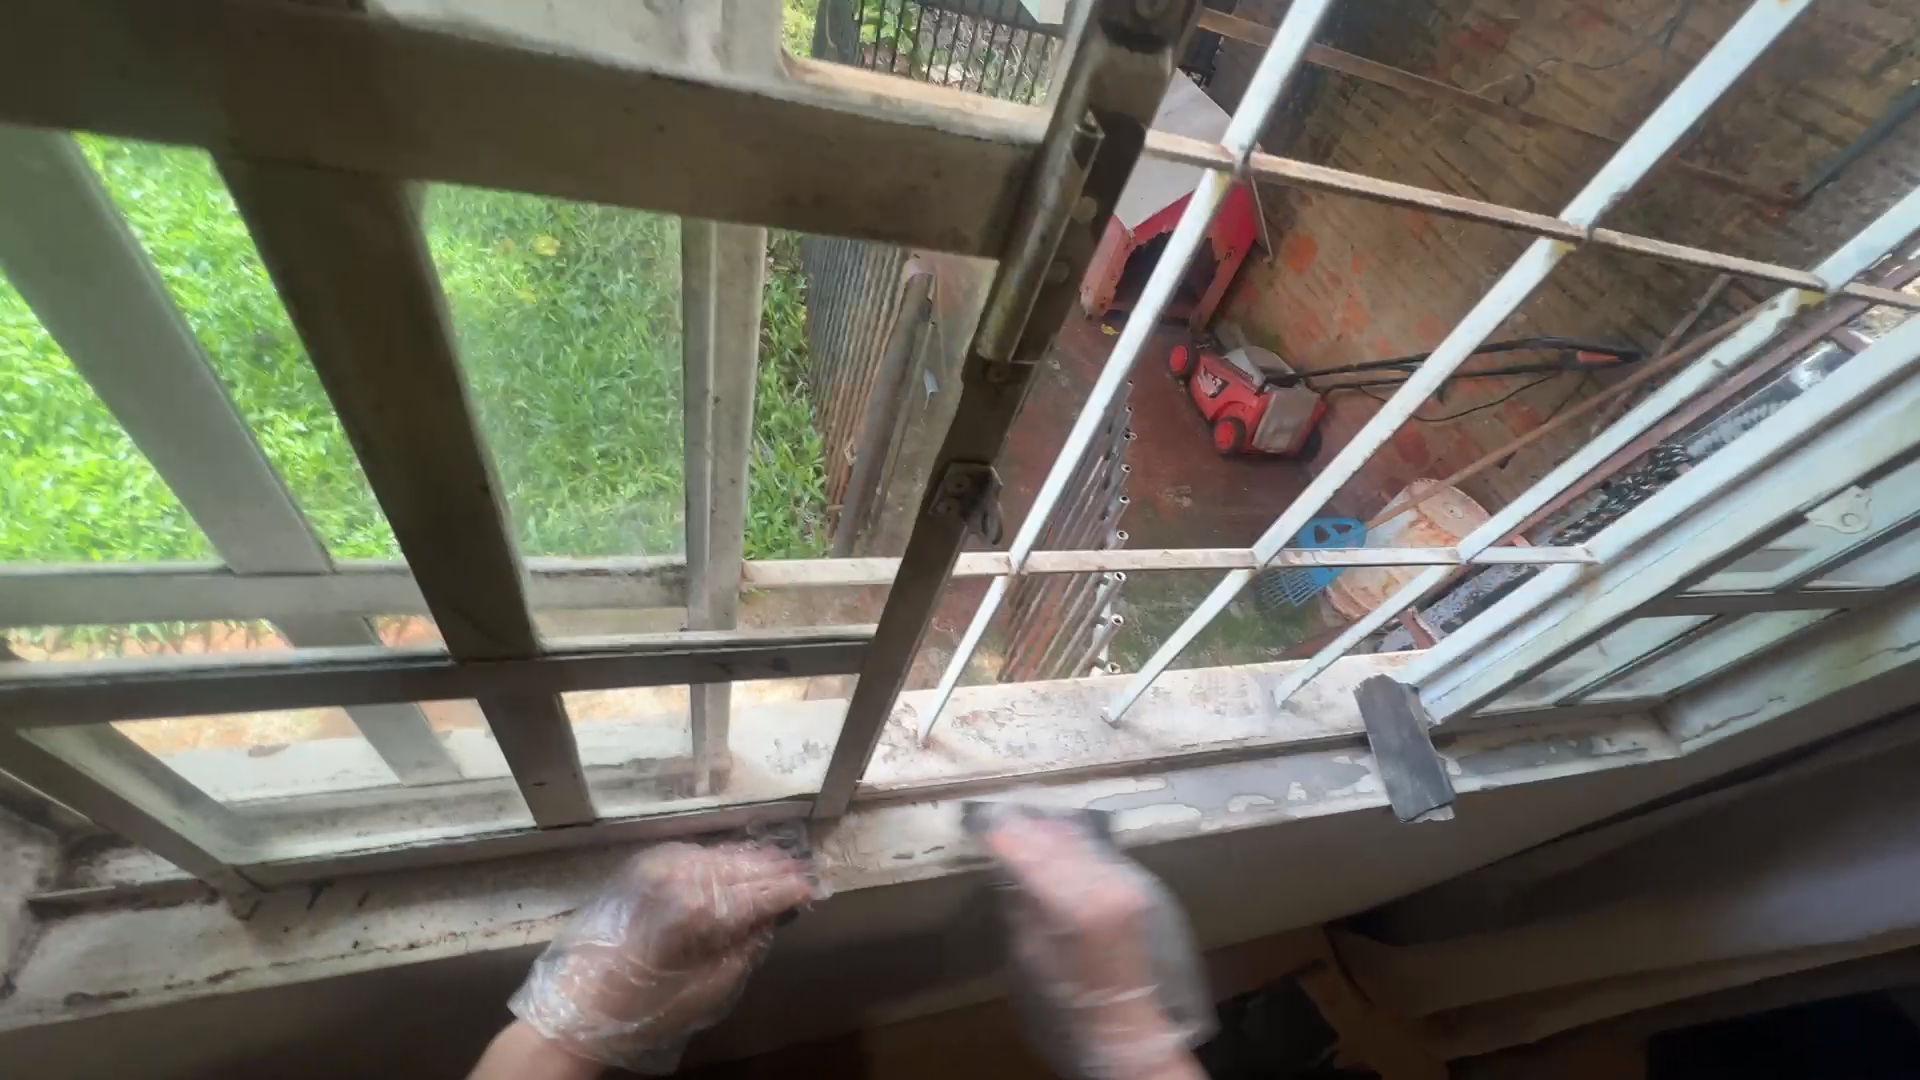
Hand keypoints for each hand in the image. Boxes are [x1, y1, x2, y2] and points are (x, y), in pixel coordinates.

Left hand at [504, 842, 816, 1074]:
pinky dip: (725, 858)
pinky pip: (701, 854)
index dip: (791, 891)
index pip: (762, 893)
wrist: (577, 1006)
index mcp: (702, 912)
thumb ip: (747, 948)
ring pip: (725, 854)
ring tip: (781, 863)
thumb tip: (772, 919)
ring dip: (755, 860)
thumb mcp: (711, 989)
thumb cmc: (646, 1009)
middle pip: (747, 866)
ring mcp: (666, 864)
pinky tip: (742, 863)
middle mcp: (687, 877)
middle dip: (777, 870)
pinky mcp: (651, 862)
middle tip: (805, 871)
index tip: (814, 889)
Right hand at [978, 813, 1206, 1079]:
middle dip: (1021, 824)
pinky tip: (1052, 840)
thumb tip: (1004, 857)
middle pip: (1051, 835)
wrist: (1125, 1022)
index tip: (978, 819)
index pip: (1026, 850)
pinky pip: (1092, 846)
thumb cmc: (1067, 997)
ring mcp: (1121, 878)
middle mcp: (1100, 882)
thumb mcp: (1029, 951)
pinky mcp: (1134, 879)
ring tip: (1021, 823)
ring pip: (1074, 834)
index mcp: (1071, 905)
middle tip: (996, 816)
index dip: (999, 831)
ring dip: (1045, 827)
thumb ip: (1019, 899)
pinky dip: (1068, 840)